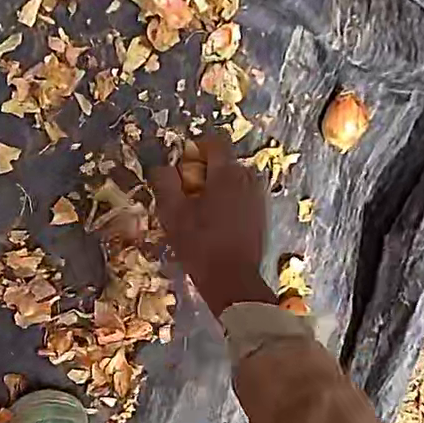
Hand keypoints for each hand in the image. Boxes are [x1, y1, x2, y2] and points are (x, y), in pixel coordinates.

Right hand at [150, 135, 276, 316]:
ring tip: (199, 213)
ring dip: (215, 189)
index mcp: (228, 173)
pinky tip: (215, 225)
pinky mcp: (262, 214)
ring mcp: (258, 197)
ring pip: (232, 181)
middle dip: (203, 173)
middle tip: (186, 196)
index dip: (195, 148)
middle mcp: (248, 179)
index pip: (215, 142)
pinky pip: (241, 197)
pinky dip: (228, 203)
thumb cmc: (201, 245)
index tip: (182, 167)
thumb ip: (165, 183)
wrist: (233, 280)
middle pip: (223, 162)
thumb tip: (161, 166)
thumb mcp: (173, 213)